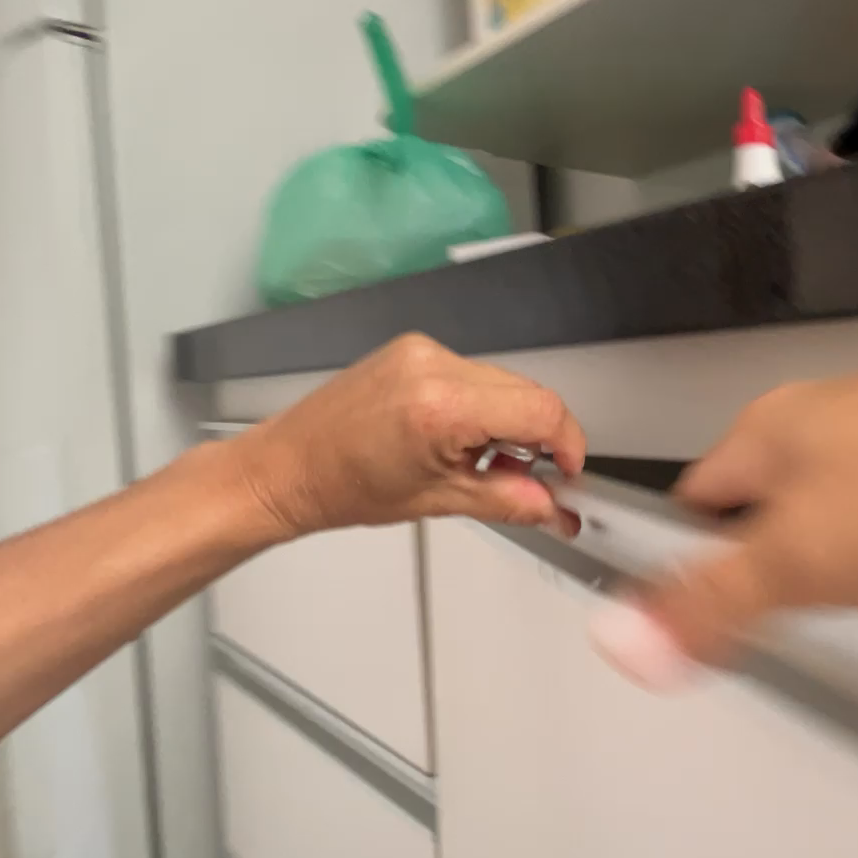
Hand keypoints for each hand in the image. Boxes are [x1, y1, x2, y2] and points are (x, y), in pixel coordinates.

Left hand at [222, 334, 585, 544]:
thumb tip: (557, 508)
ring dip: (510, 420)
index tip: (569, 471)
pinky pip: (475, 372)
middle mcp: (436, 365)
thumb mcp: (440, 503)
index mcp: (442, 407)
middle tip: (525, 476)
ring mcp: (423, 351)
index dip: (569, 443)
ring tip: (479, 458)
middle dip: (539, 436)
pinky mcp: (415, 348)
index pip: (541, 410)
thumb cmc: (345, 489)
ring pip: (504, 381)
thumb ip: (511, 501)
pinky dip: (483, 404)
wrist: (288, 467)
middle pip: (528, 392)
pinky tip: (459, 434)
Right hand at [590, 304, 857, 688]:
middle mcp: (836, 434)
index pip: (694, 500)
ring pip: (849, 543)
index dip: (681, 559)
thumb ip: (712, 599)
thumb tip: (629, 635)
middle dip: (776, 586)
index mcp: (777, 430)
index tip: (685, 616)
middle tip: (787, 635)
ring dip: (853, 592)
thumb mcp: (809, 551)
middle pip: (771, 524)